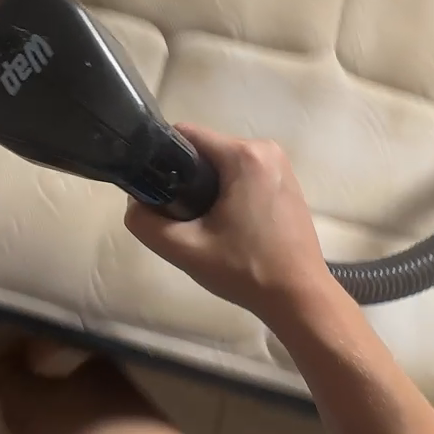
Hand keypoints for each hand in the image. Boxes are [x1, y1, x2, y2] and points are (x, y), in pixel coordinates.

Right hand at [124, 123, 330, 314]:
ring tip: (201, 222)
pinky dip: (227, 191)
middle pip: (204, 149)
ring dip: (206, 185)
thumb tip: (135, 203)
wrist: (299, 298)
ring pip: (222, 162)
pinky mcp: (286, 182)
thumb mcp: (184, 249)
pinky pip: (242, 173)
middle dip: (186, 175)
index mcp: (244, 156)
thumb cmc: (245, 270)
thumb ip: (145, 223)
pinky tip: (225, 223)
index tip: (156, 187)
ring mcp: (280, 165)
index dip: (163, 157)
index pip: (186, 135)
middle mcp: (266, 150)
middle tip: (179, 214)